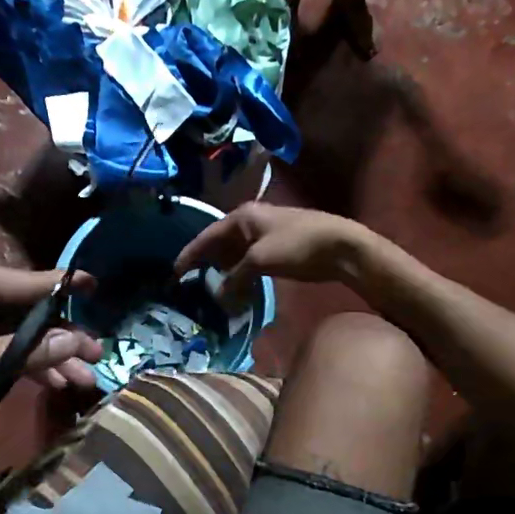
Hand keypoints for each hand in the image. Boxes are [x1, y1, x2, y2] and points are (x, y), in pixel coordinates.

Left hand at [0, 253, 101, 430]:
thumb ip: (22, 354)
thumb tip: (76, 342)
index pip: (25, 281)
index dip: (64, 289)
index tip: (98, 288)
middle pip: (21, 310)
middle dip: (57, 339)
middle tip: (95, 361)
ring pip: (7, 331)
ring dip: (39, 357)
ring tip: (77, 382)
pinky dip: (12, 363)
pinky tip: (42, 382)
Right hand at [174, 203, 372, 303]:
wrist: (340, 246)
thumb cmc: (298, 245)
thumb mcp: (260, 261)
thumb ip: (235, 278)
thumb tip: (219, 296)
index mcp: (242, 217)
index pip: (207, 236)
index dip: (190, 254)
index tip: (174, 272)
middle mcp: (251, 222)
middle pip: (220, 244)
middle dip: (205, 263)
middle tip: (189, 283)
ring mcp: (266, 235)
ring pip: (236, 254)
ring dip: (224, 271)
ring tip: (210, 289)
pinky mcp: (278, 250)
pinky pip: (250, 262)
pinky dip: (241, 274)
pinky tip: (237, 288)